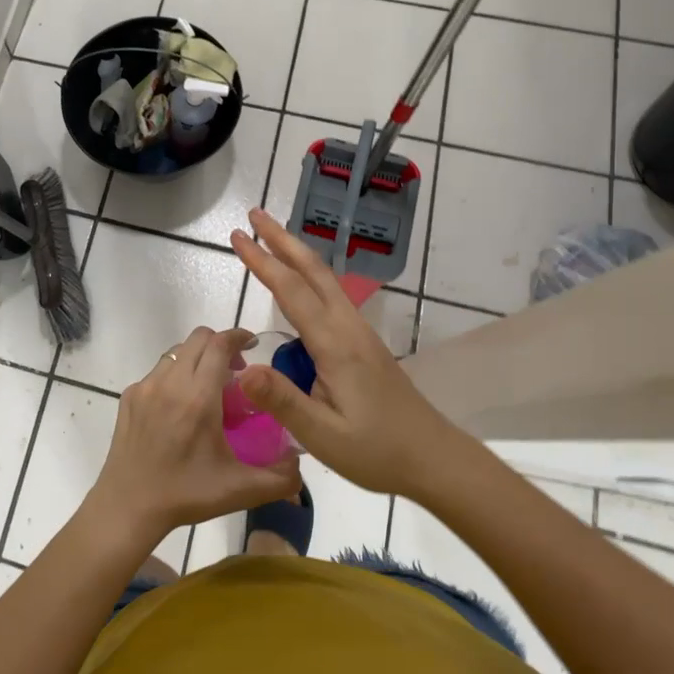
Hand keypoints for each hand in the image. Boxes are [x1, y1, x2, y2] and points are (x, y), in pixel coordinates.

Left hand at [87, 326, 301, 543]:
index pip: (219, 345)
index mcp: (198, 397)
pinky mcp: (130, 397)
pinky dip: (175, 376)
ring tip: (208, 388)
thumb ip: (279, 479)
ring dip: (197, 359)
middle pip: (198, 339)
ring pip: (176, 353)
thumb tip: (300, 465)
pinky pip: (158, 372)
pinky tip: (181, 407)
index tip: (253, 344)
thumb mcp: (240, 490)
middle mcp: (170, 382)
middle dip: (220, 345)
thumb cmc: (186, 495)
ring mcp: (145, 387)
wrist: (129, 505)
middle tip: (236, 371)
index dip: (238, 336)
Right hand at [229, 208, 461, 497]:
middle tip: (255, 214)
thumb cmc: (377, 451)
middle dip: (282, 240)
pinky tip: (300, 286)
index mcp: (335, 345)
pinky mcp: (365, 345)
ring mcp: (360, 334)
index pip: (292, 291)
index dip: (263, 262)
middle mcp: (348, 329)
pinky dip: (309, 276)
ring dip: (296, 255)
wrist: (434, 459)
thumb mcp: (323, 435)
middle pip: (314, 271)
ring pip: (326, 281)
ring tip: (271, 238)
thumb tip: (241, 369)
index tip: (239, 236)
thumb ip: (282, 401)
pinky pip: (331, 297)